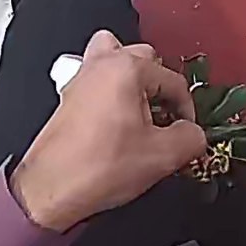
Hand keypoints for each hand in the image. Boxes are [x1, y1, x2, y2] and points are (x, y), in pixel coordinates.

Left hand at [10, 30, 206, 230]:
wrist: (52, 189)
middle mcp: (102, 64)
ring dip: (132, 76)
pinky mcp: (69, 96)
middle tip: (167, 117)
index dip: (187, 108)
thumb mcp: (163, 155)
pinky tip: (117, 121)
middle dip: (161, 87)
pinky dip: (111, 89)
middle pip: (145, 58)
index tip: (188, 130)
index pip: (173, 80)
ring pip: (114, 56)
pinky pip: (97, 77)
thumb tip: (194, 134)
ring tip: (141, 106)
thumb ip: (191, 137)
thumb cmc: (98, 167)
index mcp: (127, 68)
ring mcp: (81, 78)